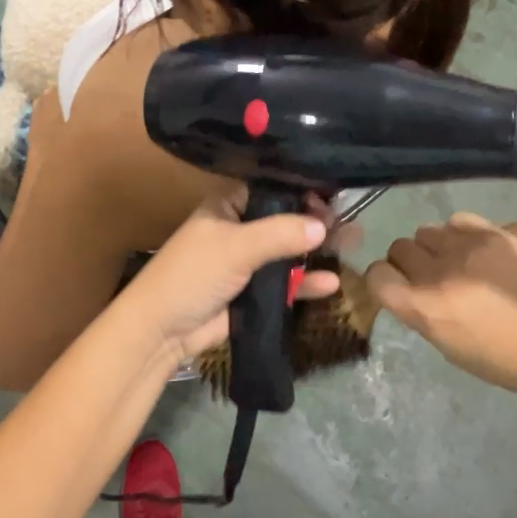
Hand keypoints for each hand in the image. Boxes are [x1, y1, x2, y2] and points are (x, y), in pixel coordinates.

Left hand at [118, 189, 341, 361]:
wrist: (162, 330)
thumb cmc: (192, 274)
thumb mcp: (236, 247)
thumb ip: (280, 234)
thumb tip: (322, 225)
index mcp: (230, 204)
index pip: (273, 187)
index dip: (302, 190)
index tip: (333, 196)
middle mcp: (242, 226)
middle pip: (287, 218)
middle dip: (317, 220)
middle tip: (349, 224)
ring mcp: (249, 260)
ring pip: (290, 250)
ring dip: (318, 249)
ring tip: (354, 243)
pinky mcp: (254, 291)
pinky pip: (287, 281)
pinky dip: (307, 281)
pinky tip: (332, 283)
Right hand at [367, 212, 516, 398]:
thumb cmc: (504, 360)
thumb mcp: (447, 345)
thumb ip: (421, 311)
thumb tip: (408, 286)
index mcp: (423, 309)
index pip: (378, 275)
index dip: (384, 278)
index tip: (398, 285)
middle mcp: (437, 274)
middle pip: (400, 247)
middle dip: (410, 261)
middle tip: (432, 276)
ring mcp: (465, 249)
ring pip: (426, 231)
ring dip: (434, 245)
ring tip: (456, 262)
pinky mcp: (491, 234)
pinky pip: (457, 220)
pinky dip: (459, 232)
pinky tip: (475, 250)